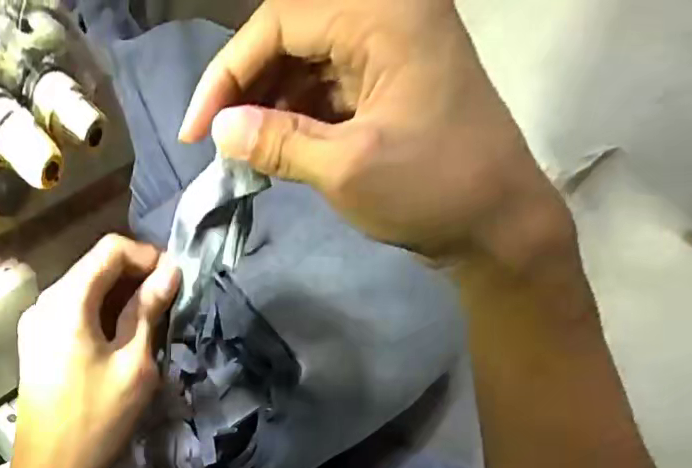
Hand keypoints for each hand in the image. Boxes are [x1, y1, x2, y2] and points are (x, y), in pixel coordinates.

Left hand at [0, 235, 178, 467]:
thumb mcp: (133, 367)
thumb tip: (169, 272)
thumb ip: (149, 312)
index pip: (109, 249)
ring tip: (150, 329)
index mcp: (66, 301)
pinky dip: (100, 319)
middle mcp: (44, 304)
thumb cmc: (96, 422)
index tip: (174, 282)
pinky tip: (121, 345)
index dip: (147, 256)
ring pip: (84, 293)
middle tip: (168, 307)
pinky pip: (72, 317)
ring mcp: (35, 326)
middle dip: (134, 278)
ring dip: (119, 301)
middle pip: (94, 268)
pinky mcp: (36, 348)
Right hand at [178, 0, 570, 270]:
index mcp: (382, 13)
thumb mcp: (344, 168)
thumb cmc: (428, 189)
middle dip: (244, 85)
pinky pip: (325, 84)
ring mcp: (389, 47)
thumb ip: (278, 142)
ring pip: (305, 59)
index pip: (280, 20)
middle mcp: (387, 13)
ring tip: (239, 150)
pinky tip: (271, 146)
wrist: (495, 222)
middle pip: (291, 31)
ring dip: (266, 101)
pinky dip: (293, 113)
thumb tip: (221, 130)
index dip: (227, 74)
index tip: (196, 134)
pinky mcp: (388, 81)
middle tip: (214, 141)